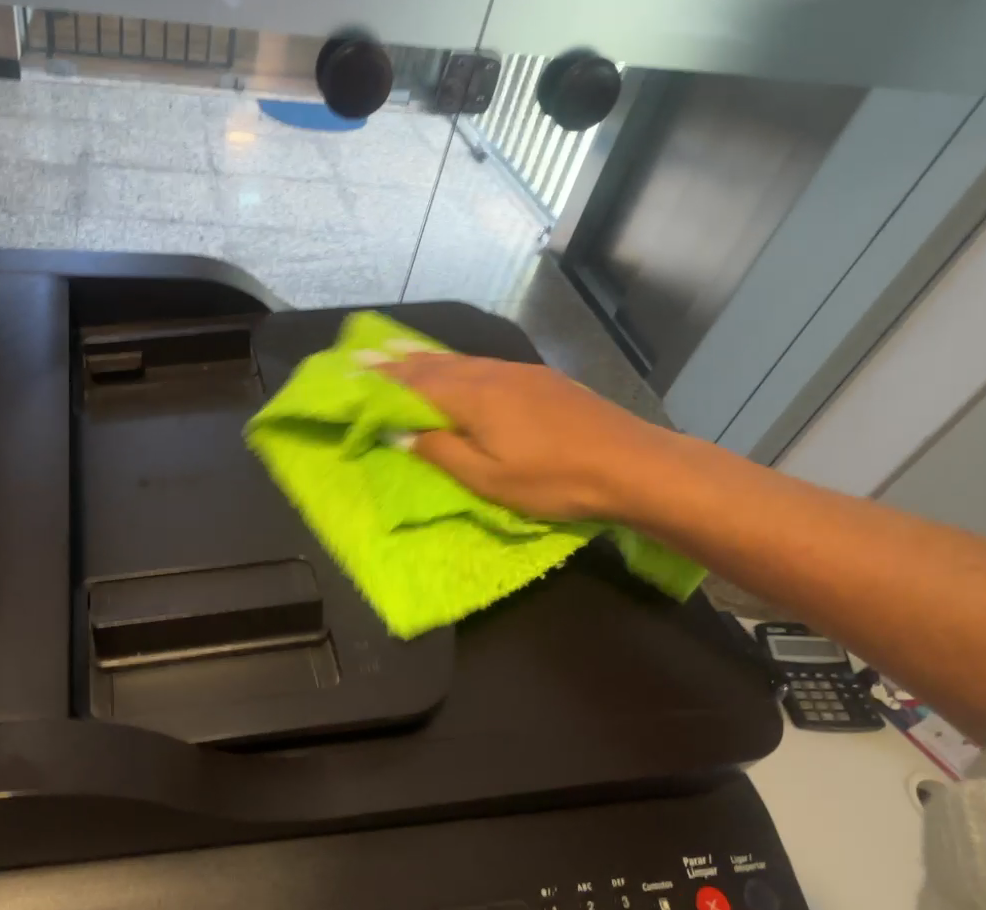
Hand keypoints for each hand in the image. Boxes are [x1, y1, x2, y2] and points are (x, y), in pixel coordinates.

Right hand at [383, 353, 677, 521]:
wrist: (633, 464)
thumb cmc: (554, 480)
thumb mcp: (488, 478)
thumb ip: (441, 452)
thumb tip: (401, 432)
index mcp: (475, 398)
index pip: (417, 383)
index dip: (384, 378)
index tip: (353, 368)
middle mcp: (494, 375)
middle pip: (438, 365)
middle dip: (400, 361)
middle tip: (368, 354)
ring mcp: (522, 374)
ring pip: (464, 362)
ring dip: (429, 359)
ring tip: (404, 353)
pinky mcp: (543, 381)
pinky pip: (486, 366)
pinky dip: (459, 365)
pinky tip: (460, 370)